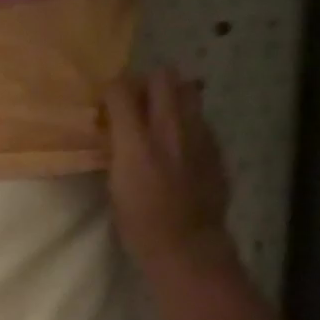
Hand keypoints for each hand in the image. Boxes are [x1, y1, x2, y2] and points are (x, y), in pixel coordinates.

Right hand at [104, 69, 237, 278]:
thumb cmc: (139, 225)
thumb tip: (117, 133)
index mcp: (137, 142)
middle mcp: (170, 127)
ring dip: (170, 96)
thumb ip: (119, 152)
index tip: (105, 106)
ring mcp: (198, 132)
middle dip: (145, 84)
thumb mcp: (116, 188)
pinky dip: (185, 121)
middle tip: (134, 105)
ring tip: (158, 120)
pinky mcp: (214, 143)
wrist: (186, 243)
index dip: (112, 92)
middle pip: (162, 76)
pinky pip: (199, 117)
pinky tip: (177, 146)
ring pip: (187, 89)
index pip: (122, 90)